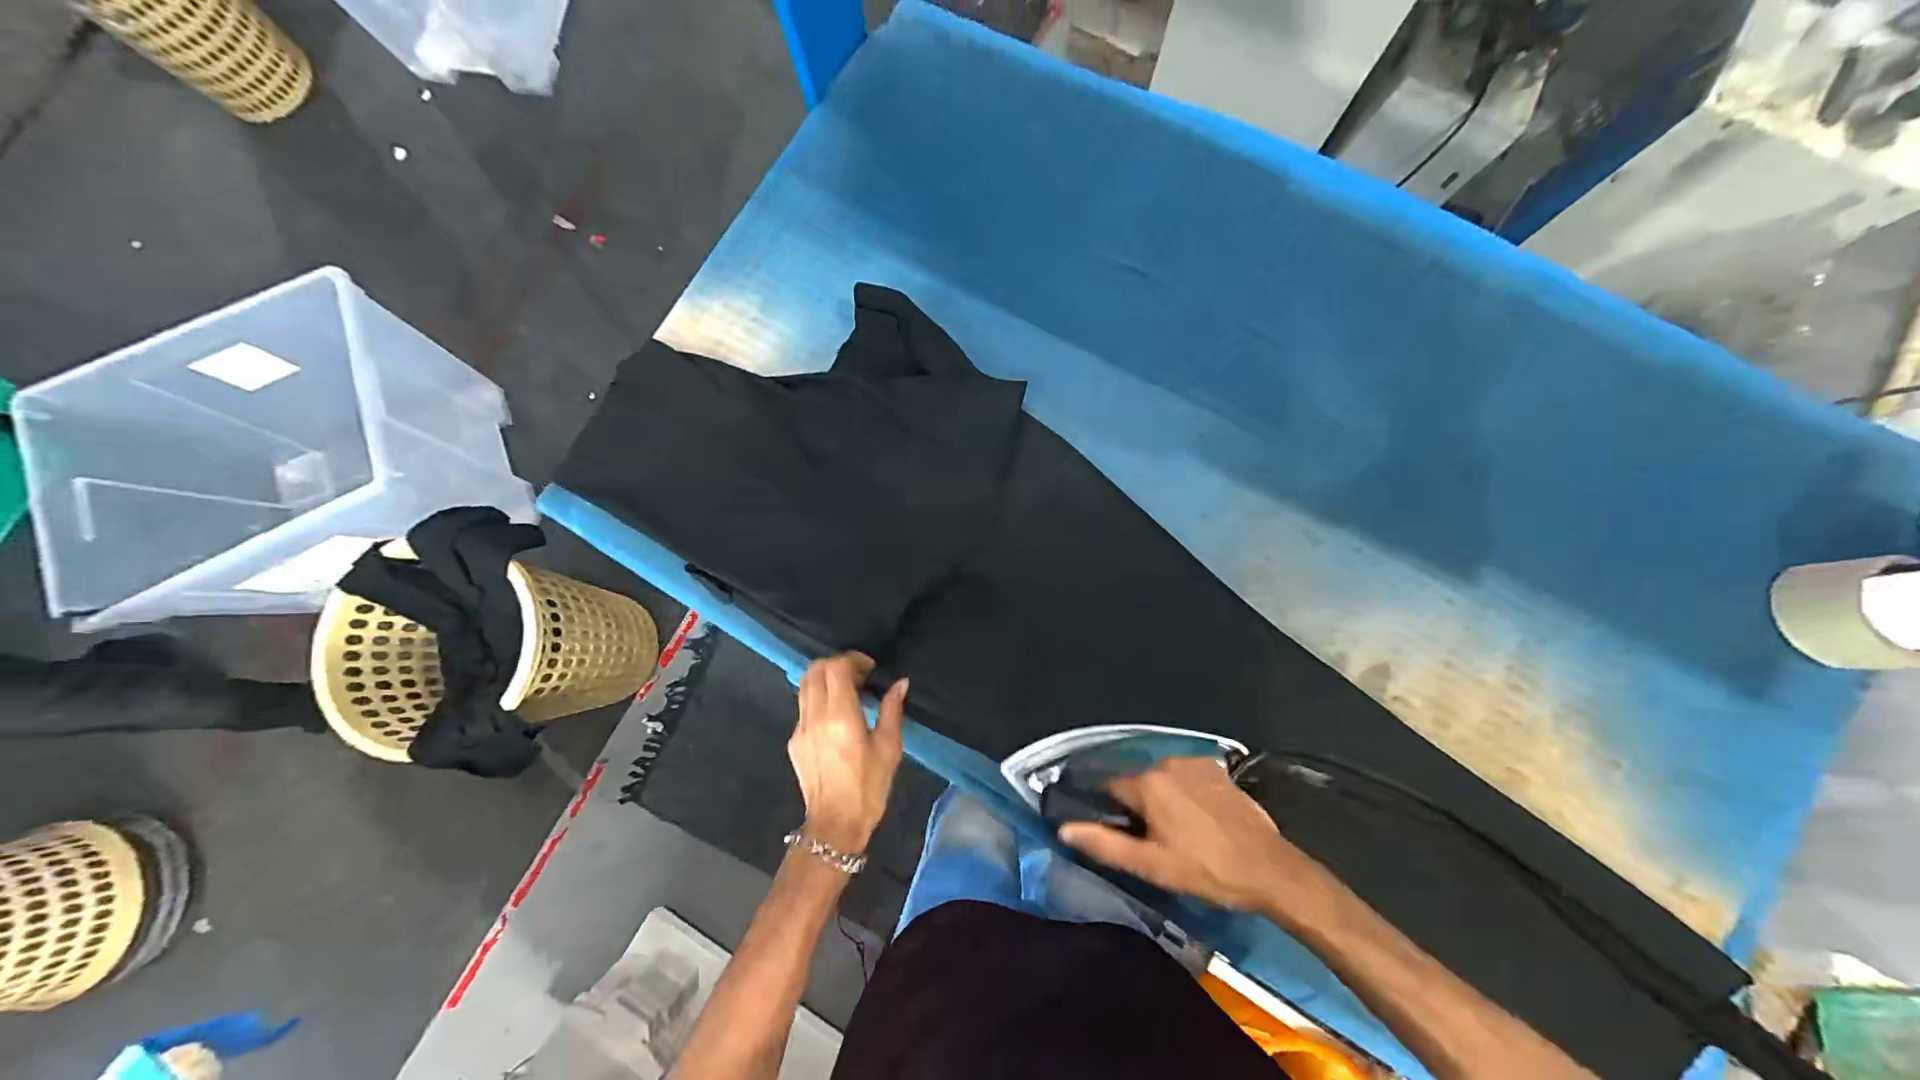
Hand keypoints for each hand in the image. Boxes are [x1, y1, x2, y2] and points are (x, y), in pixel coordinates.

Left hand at [788, 652, 907, 853]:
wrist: (835, 825)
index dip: (853, 660)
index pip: (835, 668)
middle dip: (836, 664)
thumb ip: (892, 710)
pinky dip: (819, 699)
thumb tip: (900, 684)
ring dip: (825, 679)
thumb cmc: (868, 787)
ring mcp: (800, 729)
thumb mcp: (889, 748)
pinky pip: (804, 707)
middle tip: (859, 675)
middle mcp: (815, 717)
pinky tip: (837, 716)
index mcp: (840, 717)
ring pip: (805, 686)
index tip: (870, 669)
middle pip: (815, 670)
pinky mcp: (794, 741)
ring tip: (848, 692)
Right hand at [1058, 757, 1333, 918]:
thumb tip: (1065, 828)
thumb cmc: (1206, 870)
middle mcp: (1168, 764)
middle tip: (1157, 841)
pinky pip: (1189, 777)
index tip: (1124, 833)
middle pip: (1139, 783)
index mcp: (1148, 784)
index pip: (1110, 788)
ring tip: (1183, 832)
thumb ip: (1105, 844)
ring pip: (1164, 779)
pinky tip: (1202, 819)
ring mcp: (1196, 764)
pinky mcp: (1218, 771)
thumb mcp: (1152, 866)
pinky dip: (1188, 793)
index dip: (1113, 812)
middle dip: (1141, 807)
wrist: (1269, 870)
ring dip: (1165, 799)